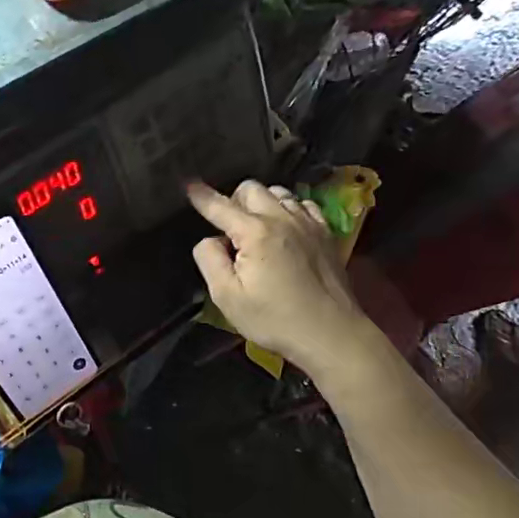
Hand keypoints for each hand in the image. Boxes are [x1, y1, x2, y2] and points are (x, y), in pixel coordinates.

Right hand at [187, 179, 379, 373]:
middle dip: (234, 199)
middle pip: (252, 188)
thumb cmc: (273, 319)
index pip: (219, 206)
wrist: (330, 334)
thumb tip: (210, 239)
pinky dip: (288, 209)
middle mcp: (283, 218)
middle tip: (228, 228)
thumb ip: (210, 260)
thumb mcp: (227, 296)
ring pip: (279, 193)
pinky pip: (303, 205)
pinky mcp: (326, 234)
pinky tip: (285, 229)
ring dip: (262, 203)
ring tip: (256, 228)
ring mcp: (309, 223)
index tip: (188, 183)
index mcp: (255, 232)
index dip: (201, 196)